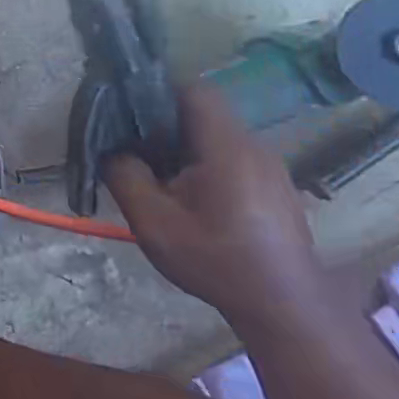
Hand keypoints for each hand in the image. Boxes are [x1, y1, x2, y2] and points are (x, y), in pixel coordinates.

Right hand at [105, 84, 328, 321]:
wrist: (285, 308)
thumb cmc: (217, 261)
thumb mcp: (154, 223)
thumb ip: (126, 178)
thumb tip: (113, 150)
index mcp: (225, 146)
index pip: (194, 90)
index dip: (160, 94)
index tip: (133, 117)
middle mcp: (253, 145)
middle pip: (205, 112)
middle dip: (168, 125)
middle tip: (141, 152)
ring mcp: (270, 165)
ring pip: (218, 136)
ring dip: (188, 147)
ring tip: (165, 179)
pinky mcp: (276, 185)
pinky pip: (235, 157)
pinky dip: (209, 164)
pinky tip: (198, 201)